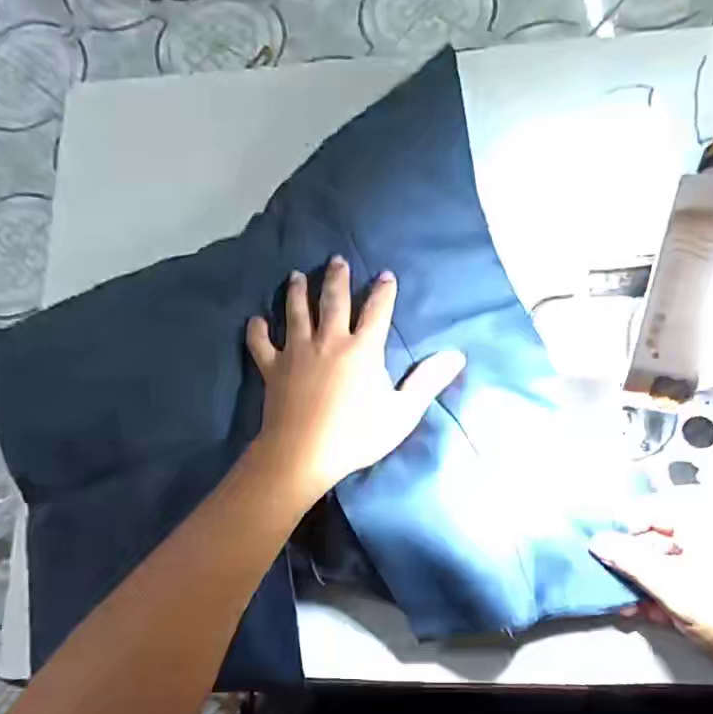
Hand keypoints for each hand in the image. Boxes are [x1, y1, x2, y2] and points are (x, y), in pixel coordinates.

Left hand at [245, 257, 465, 499]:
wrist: (303, 453)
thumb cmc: (356, 436)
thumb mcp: (402, 413)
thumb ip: (427, 382)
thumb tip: (457, 355)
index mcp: (363, 349)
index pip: (377, 311)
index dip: (383, 291)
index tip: (385, 276)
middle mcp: (329, 341)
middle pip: (333, 301)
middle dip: (337, 278)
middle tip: (336, 260)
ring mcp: (297, 352)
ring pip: (295, 313)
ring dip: (296, 292)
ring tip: (296, 276)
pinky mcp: (272, 368)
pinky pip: (261, 343)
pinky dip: (257, 330)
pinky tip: (255, 320)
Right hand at [588, 488, 712, 687]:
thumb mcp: (674, 587)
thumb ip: (630, 560)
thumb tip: (597, 540)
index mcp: (707, 518)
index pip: (646, 511)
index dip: (618, 533)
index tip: (596, 559)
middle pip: (659, 536)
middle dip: (631, 563)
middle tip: (610, 589)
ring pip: (673, 561)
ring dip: (647, 583)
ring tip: (630, 608)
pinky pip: (693, 577)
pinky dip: (671, 593)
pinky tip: (656, 615)